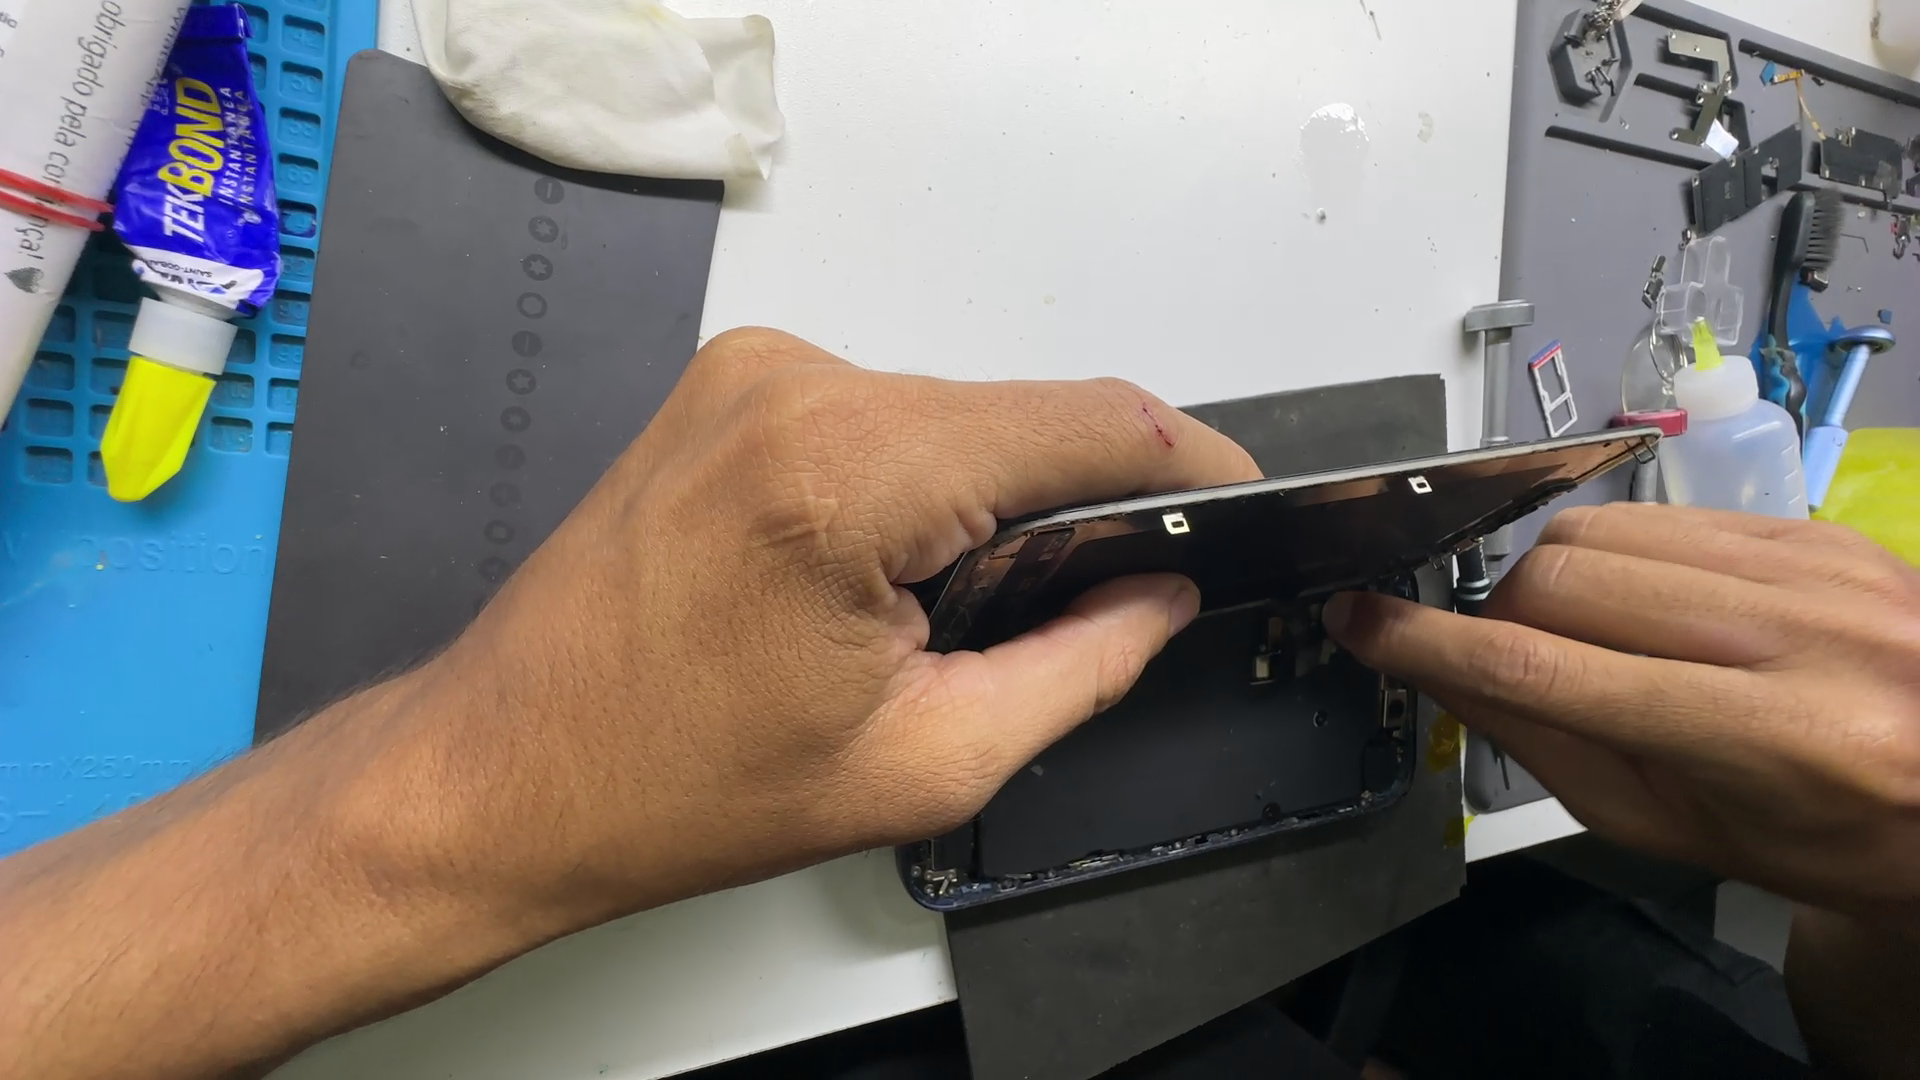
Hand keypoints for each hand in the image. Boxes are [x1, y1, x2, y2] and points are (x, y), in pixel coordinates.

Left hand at [0, 327, 1260, 1079]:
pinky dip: (930, 478)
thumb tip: (1159, 593)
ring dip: (996, 495)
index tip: (1235, 492)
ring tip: (962, 602)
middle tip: (1091, 591)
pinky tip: (899, 563)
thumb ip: (1081, 664)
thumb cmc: (690, 788)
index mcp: (849, 474)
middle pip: (1017, 418)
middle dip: (1080, 498)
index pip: (1079, 423)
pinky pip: (888, 415)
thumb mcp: (927, 758)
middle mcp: (799, 383)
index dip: (1182, 455)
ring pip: (956, 416)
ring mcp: (756, 370)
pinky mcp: (735, 385)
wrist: (504, 768)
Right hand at [1324, 503, 1919, 932]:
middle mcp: (1809, 643)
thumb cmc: (1799, 831)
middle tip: (1526, 656)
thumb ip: (1530, 736)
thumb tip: (1430, 662)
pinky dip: (1605, 555)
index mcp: (1769, 744)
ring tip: (1592, 629)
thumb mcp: (1650, 817)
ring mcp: (1820, 571)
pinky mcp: (1813, 531)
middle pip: (1556, 586)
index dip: (1428, 643)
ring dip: (1549, 583)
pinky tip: (1642, 600)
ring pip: (1588, 537)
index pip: (1542, 673)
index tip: (1356, 621)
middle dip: (1504, 618)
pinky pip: (1642, 515)